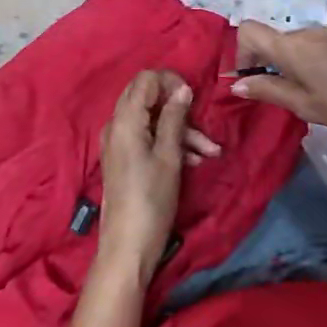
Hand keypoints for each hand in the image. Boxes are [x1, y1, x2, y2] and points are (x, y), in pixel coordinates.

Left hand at [98, 71, 220, 282]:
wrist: (127, 247)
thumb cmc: (152, 199)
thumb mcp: (169, 156)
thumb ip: (174, 118)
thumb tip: (182, 89)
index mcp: (125, 120)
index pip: (146, 79)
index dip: (171, 81)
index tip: (193, 99)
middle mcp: (116, 125)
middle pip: (148, 97)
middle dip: (178, 107)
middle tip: (202, 123)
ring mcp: (118, 142)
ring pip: (152, 120)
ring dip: (181, 130)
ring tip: (210, 152)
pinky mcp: (124, 158)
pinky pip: (148, 137)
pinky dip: (170, 143)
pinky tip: (195, 160)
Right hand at [232, 22, 326, 148]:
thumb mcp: (305, 106)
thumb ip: (268, 91)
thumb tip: (237, 84)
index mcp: (292, 46)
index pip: (248, 30)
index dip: (241, 53)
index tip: (251, 80)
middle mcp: (308, 31)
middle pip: (273, 38)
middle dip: (266, 63)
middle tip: (280, 96)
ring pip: (296, 43)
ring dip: (291, 64)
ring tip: (310, 94)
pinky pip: (317, 45)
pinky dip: (312, 61)